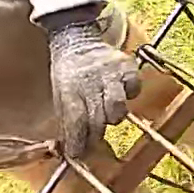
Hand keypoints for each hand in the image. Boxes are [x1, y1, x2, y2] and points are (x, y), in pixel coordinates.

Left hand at [45, 20, 140, 158]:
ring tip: (108, 116)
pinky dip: (130, 94)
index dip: (77, 141)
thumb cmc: (68, 72)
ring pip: (117, 107)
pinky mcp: (128, 67)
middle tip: (93, 145)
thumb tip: (69, 147)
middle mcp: (91, 80)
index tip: (77, 155)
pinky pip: (134, 89)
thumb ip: (67, 116)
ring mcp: (111, 73)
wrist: (77, 37)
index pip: (75, 120)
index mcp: (69, 87)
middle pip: (97, 119)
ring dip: (113, 117)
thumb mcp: (59, 91)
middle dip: (94, 136)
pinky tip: (123, 94)